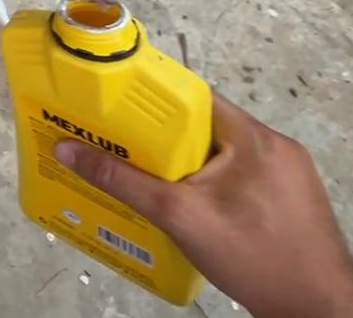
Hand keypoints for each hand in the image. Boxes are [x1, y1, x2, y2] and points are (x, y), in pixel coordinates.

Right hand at [53, 93, 352, 317]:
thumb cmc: (256, 257)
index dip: (145, 94)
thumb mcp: (178, 216)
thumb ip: (121, 180)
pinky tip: (178, 197)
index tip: (108, 102)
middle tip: (113, 138)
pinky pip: (232, 172)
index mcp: (256, 138)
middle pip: (200, 123)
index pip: (191, 95)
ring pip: (214, 150)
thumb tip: (64, 148)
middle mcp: (275, 148)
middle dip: (154, 130)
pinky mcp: (288, 200)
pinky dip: (200, 176)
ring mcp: (287, 176)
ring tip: (137, 168)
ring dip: (176, 157)